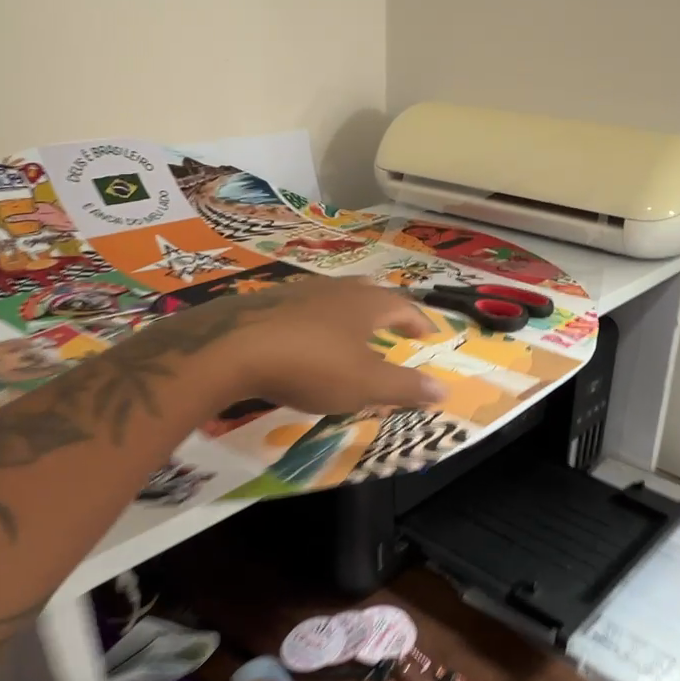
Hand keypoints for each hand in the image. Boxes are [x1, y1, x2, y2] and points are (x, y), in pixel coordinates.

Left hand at [204, 276, 444, 414]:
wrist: (235, 352)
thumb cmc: (313, 367)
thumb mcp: (366, 385)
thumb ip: (405, 388)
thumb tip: (444, 391)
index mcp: (365, 304)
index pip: (402, 307)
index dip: (418, 322)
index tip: (427, 335)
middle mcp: (335, 290)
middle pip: (368, 293)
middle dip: (385, 310)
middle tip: (393, 327)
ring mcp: (298, 293)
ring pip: (334, 299)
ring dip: (350, 316)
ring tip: (353, 336)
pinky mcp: (266, 304)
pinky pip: (304, 310)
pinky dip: (318, 324)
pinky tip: (308, 342)